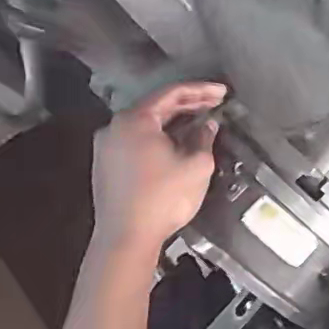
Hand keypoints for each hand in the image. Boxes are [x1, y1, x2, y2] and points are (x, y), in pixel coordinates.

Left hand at [91, 81, 227, 249]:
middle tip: (215, 103)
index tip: (223, 92)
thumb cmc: (164, 198)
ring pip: (146, 124)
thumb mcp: (196, 165)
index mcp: (135, 120)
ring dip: (174, 121)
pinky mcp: (106, 165)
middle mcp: (115, 127)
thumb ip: (204, 138)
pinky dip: (159, 136)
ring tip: (201, 121)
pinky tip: (177, 143)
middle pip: (156, 106)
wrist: (126, 238)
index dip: (201, 90)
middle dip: (188, 104)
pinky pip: (137, 140)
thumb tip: (207, 126)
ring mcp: (107, 146)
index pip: (172, 93)